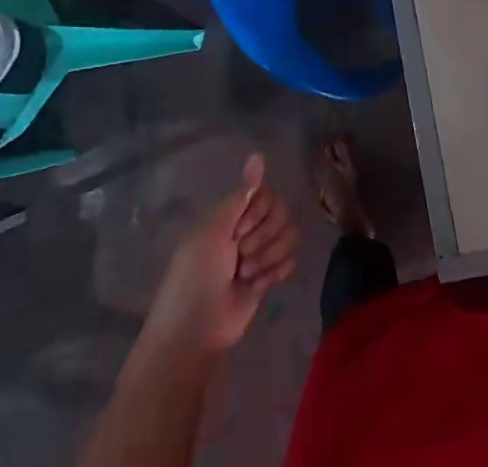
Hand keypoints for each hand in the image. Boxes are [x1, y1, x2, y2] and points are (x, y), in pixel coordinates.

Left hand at [143, 155, 296, 353]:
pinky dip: (277, 272)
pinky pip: (291, 259)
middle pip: (281, 212)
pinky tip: (260, 285)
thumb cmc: (196, 278)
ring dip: (269, 256)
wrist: (196, 332)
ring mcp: (260, 251)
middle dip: (264, 237)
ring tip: (246, 275)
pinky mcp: (270, 275)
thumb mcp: (212, 232)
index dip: (258, 213)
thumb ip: (240, 196)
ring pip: (289, 235)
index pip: (266, 194)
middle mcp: (247, 228)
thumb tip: (258, 155)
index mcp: (231, 213)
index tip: (238, 231)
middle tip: (240, 256)